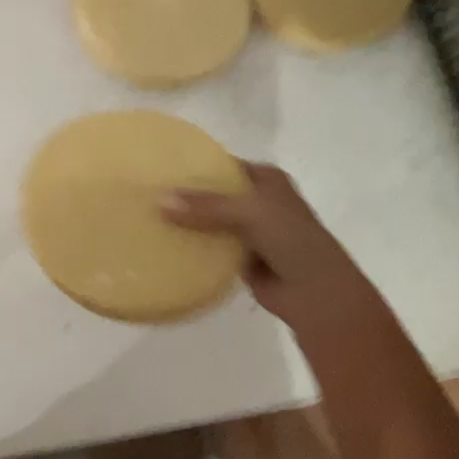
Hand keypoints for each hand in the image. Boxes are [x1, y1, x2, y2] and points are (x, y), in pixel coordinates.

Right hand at [161, 162, 396, 336]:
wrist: (316, 294)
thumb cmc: (293, 242)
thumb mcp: (250, 213)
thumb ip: (205, 206)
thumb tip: (158, 200)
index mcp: (266, 179)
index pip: (221, 164)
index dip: (192, 165)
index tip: (155, 167)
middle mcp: (256, 200)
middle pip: (211, 193)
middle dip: (182, 195)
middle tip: (142, 193)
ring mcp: (247, 230)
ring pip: (207, 220)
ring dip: (183, 222)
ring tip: (143, 216)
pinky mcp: (238, 257)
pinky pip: (207, 246)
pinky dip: (189, 246)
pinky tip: (160, 244)